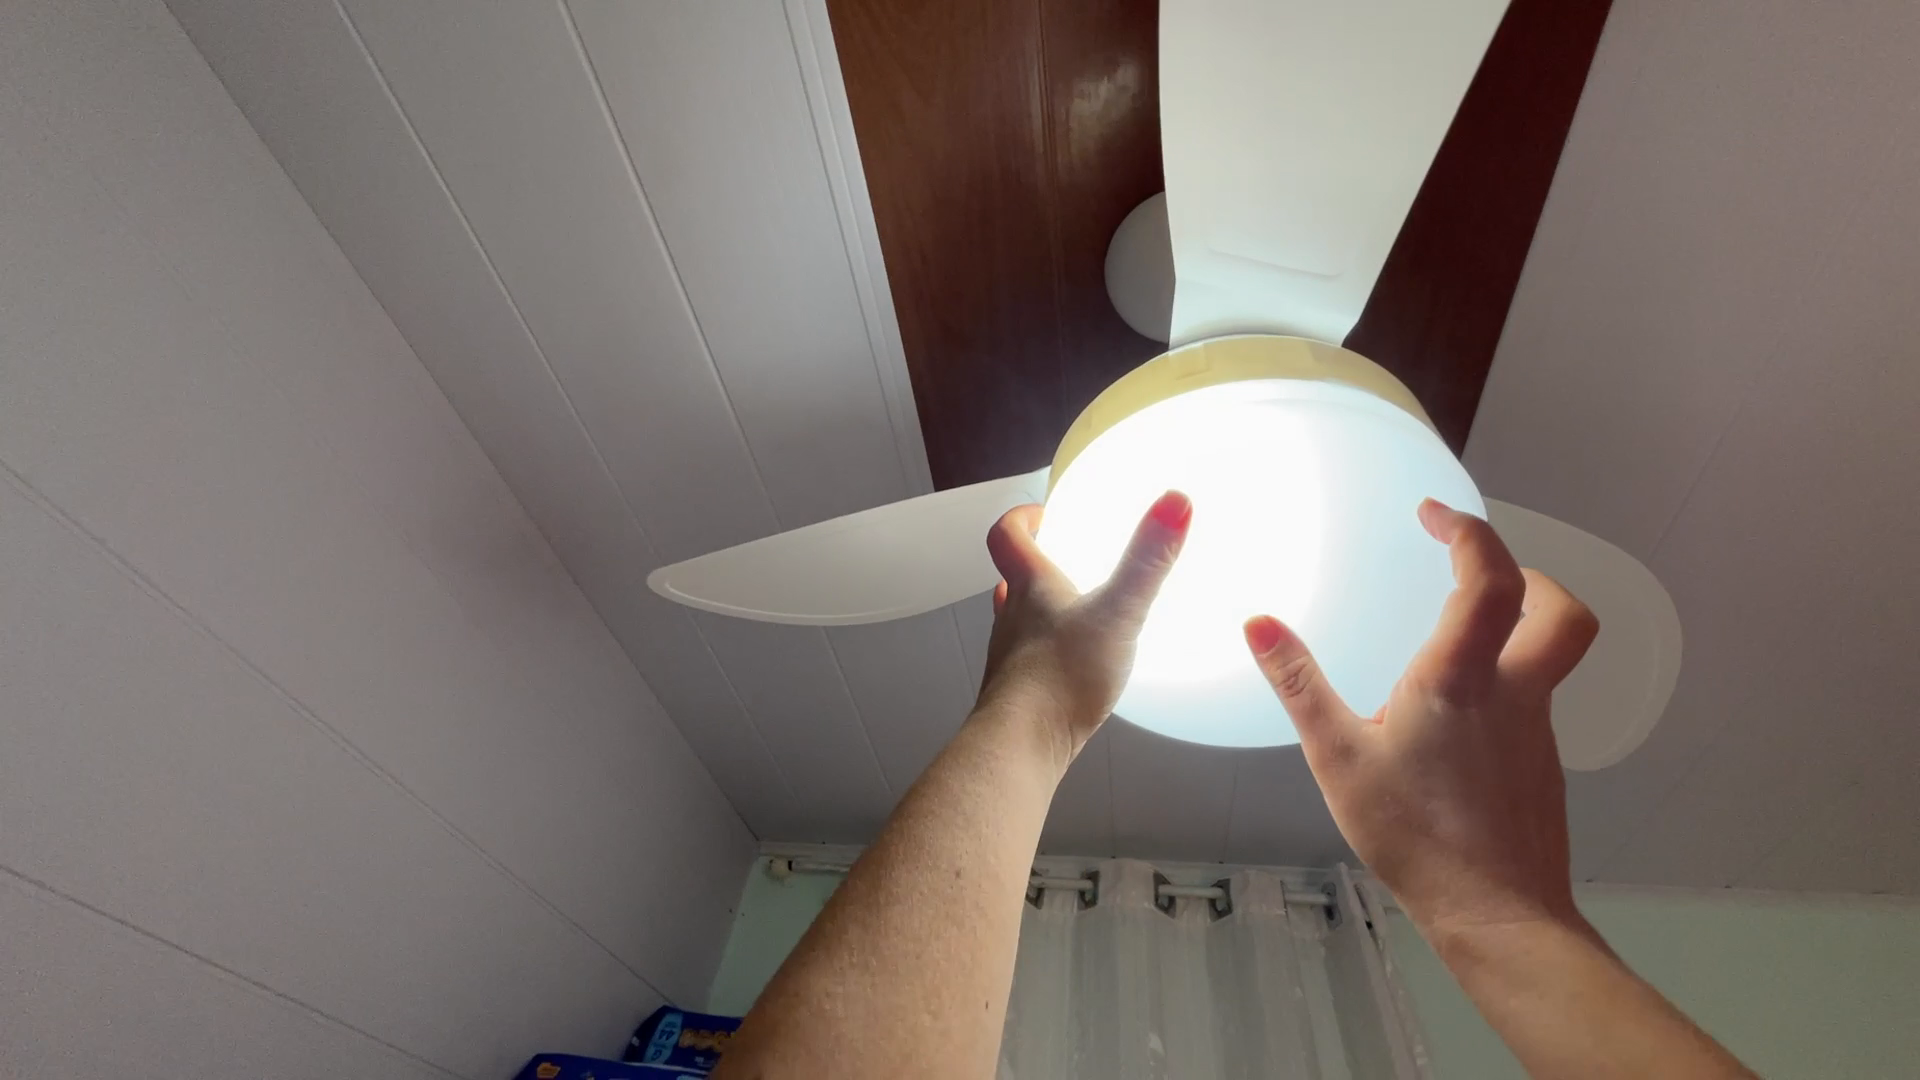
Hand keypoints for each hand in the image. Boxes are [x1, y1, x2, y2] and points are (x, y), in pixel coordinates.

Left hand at [976, 491, 1191, 770]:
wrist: (1023, 745)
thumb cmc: (1063, 675)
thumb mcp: (1117, 612)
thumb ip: (1147, 561)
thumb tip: (1176, 501)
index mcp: (1030, 588)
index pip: (1006, 537)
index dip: (1020, 519)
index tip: (1043, 515)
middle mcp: (1013, 617)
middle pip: (1012, 578)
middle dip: (1037, 564)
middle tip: (1068, 560)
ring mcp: (1012, 656)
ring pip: (1019, 619)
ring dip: (1042, 608)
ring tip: (1080, 610)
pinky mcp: (1021, 692)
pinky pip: (1033, 659)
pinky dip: (1051, 650)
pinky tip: (1080, 665)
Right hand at [1242, 499, 1598, 940]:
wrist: (1497, 915)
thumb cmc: (1411, 829)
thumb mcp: (1336, 754)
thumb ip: (1298, 683)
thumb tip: (1258, 622)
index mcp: (1461, 678)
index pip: (1490, 581)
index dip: (1468, 533)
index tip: (1431, 513)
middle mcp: (1513, 690)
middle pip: (1559, 610)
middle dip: (1521, 570)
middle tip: (1466, 566)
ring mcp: (1536, 726)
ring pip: (1548, 649)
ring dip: (1511, 617)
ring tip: (1445, 626)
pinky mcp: (1540, 758)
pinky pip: (1529, 689)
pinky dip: (1500, 667)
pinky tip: (1449, 705)